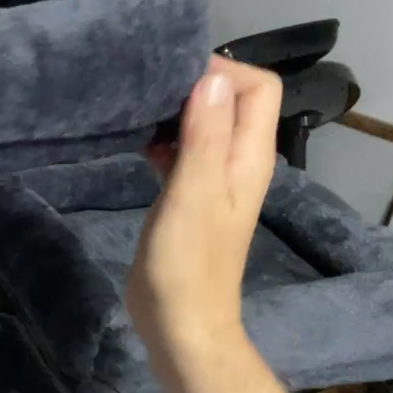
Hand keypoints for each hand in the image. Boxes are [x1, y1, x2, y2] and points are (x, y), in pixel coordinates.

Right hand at [127, 56, 281, 361]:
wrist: (179, 321)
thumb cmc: (186, 262)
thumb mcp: (193, 193)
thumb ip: (205, 136)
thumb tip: (211, 76)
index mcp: (249, 157)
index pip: (257, 87)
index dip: (222, 71)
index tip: (171, 77)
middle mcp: (238, 163)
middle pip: (231, 102)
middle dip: (195, 86)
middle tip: (148, 89)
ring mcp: (213, 182)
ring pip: (204, 126)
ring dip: (176, 114)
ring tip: (138, 113)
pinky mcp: (187, 199)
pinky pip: (183, 153)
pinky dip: (164, 141)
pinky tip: (136, 145)